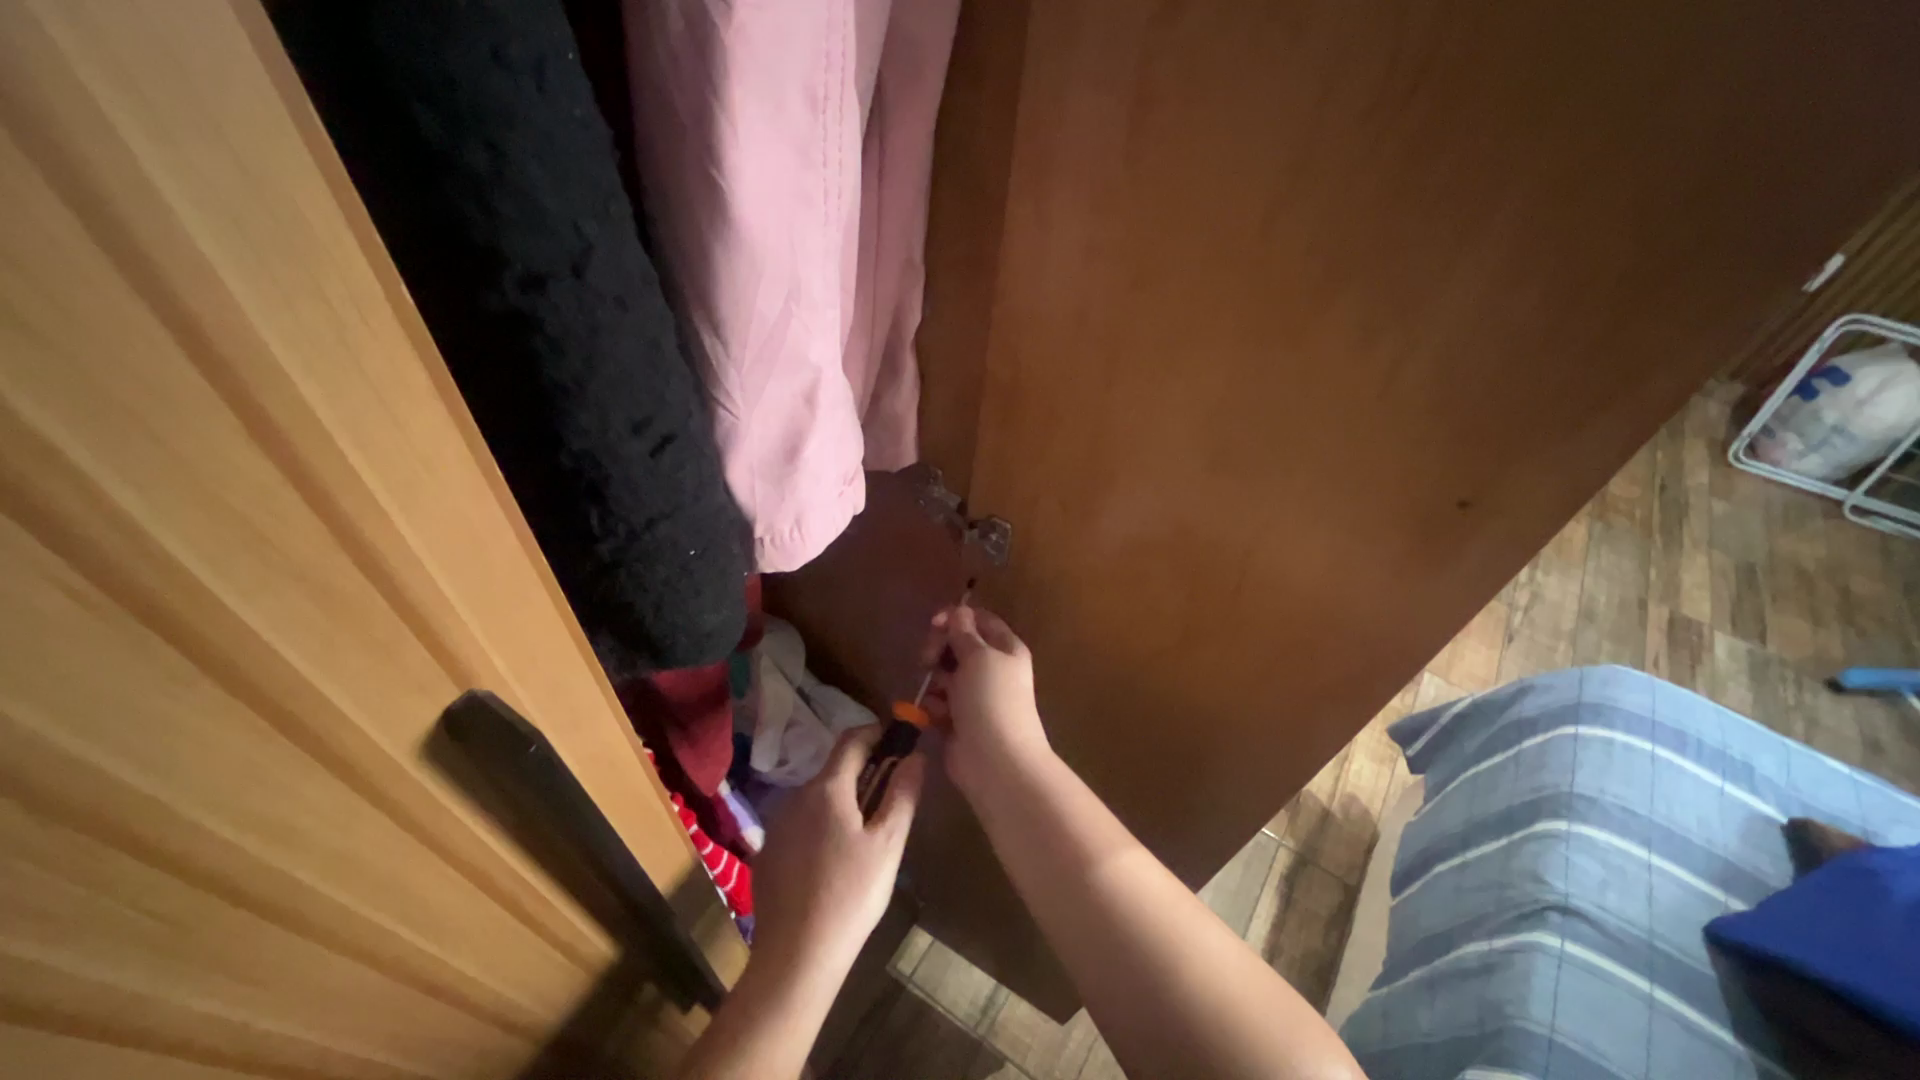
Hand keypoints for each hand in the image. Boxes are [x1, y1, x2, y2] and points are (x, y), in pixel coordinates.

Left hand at [751, 726, 923, 977]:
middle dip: (863, 776)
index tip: (898, 743)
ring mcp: (775, 826)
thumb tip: (914, 755)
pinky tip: (832, 867)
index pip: (851, 739)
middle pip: (834, 772)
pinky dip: (819, 831)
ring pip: (815, 801)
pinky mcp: (766, 855)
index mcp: (826, 788)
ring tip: (863, 842)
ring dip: (840, 805)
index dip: (876, 734)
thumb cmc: (851, 895)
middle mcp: (794, 797)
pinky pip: (799, 828)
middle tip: (889, 804)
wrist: (796, 956)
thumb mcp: (888, 844)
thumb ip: (903, 794)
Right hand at [923, 605, 1053, 797]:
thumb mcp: (978, 656)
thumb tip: (958, 612)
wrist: (996, 760)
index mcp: (1005, 649)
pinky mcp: (958, 720)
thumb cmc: (991, 700)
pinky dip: (933, 706)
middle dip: (938, 650)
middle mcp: (991, 669)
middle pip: (956, 646)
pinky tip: (934, 716)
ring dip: (934, 681)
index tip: (933, 624)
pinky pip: (938, 703)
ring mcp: (974, 696)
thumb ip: (963, 632)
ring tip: (937, 696)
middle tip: (927, 660)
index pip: (979, 620)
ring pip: (943, 675)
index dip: (955, 618)